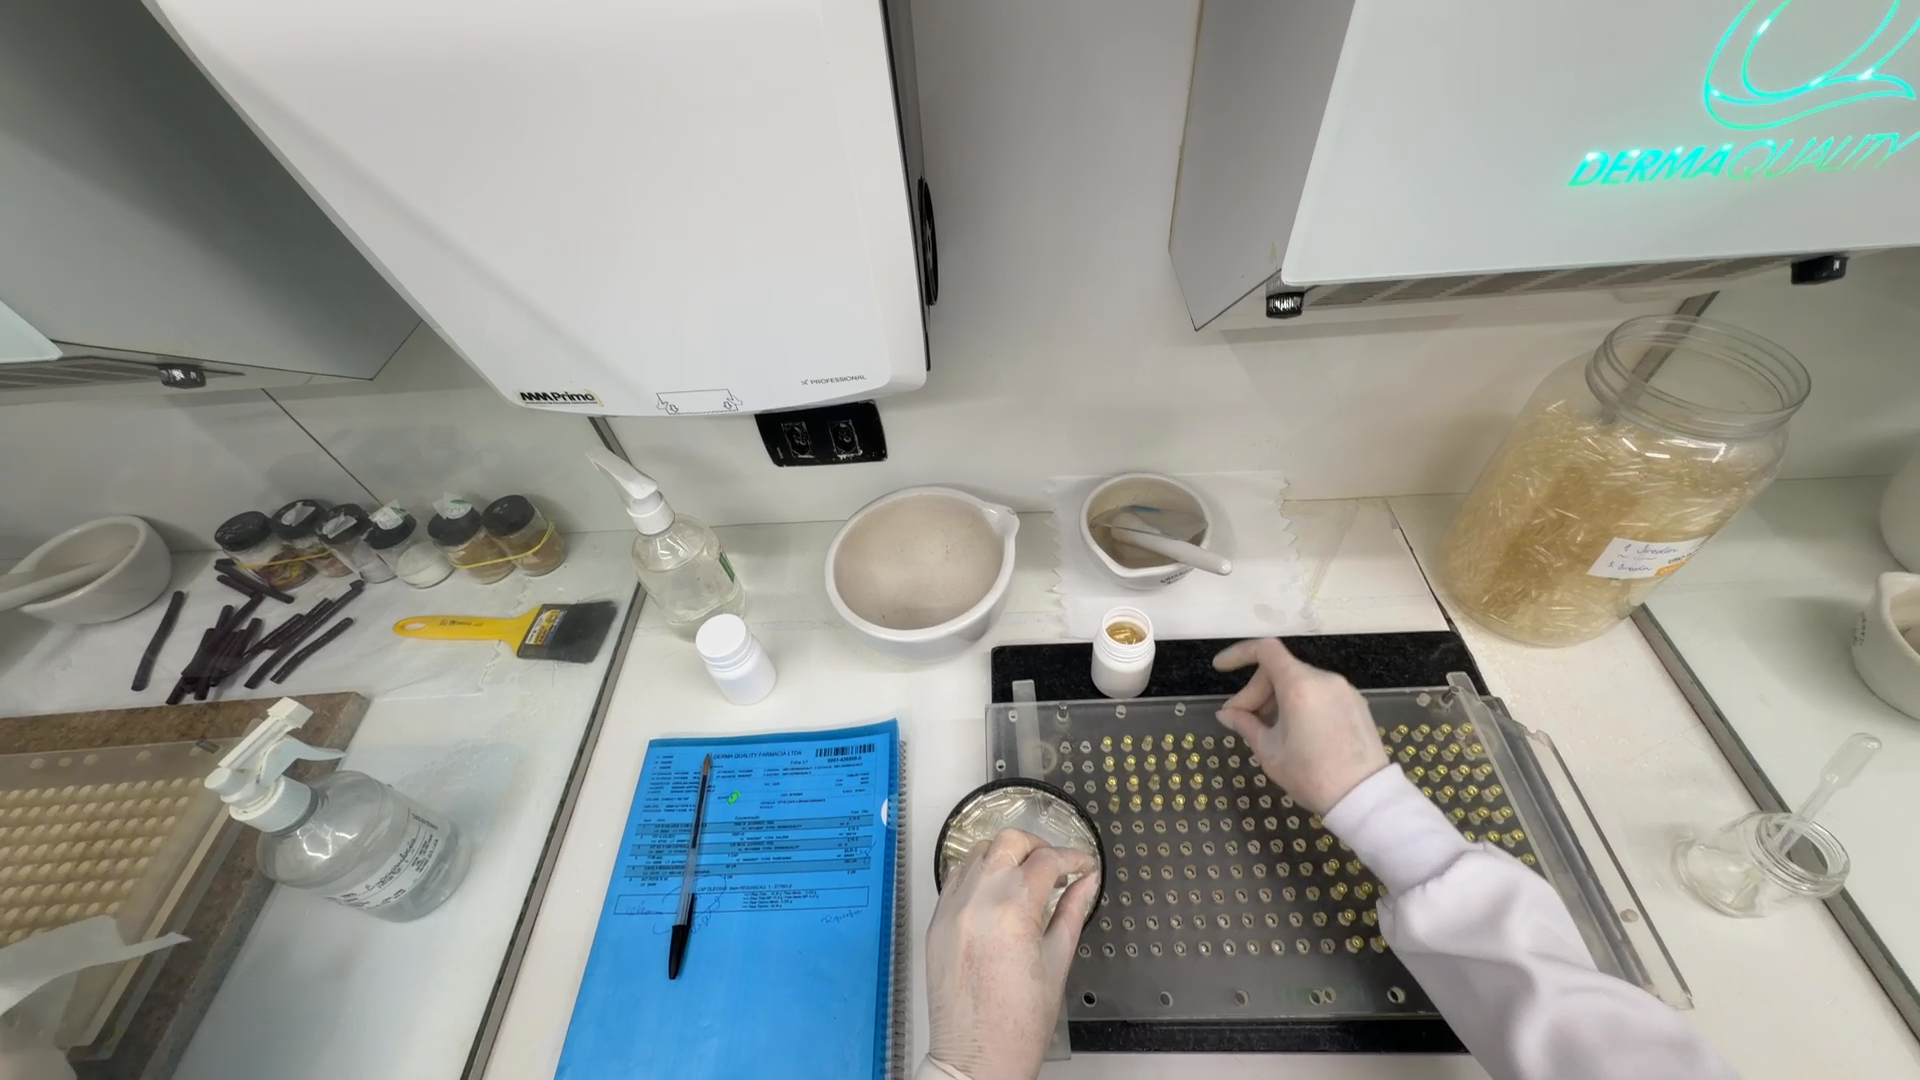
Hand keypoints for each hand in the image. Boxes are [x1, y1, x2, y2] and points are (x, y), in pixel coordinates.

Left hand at [925, 829, 1099, 1079]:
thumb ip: (1072, 911)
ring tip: (1026, 874)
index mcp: (1013, 909)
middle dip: (1038, 845)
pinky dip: (978, 871)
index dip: (1072, 858)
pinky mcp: (937, 918)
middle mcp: (978, 898)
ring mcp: (952, 906)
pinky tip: (995, 888)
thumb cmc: (1019, 1023)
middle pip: (1009, 841)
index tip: (1084, 864)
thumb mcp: (1057, 963)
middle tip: (1056, 864)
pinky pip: (957, 874)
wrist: (975, 1060)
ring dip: (1006, 853)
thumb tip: (1087, 880)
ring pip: (979, 850)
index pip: (1047, 861)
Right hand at [1212, 638, 1388, 815]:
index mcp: (1299, 685)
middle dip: (1255, 692)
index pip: (1264, 650)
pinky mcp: (1356, 704)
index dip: (1238, 654)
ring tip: (1267, 729)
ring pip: (1299, 682)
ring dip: (1276, 699)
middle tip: (1241, 720)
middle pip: (1278, 670)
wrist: (1366, 799)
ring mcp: (1343, 691)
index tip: (1220, 668)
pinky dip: (1298, 702)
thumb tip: (1227, 715)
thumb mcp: (1269, 751)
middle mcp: (1323, 679)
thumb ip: (1245, 725)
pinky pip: (1318, 693)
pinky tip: (1294, 730)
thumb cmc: (1312, 775)